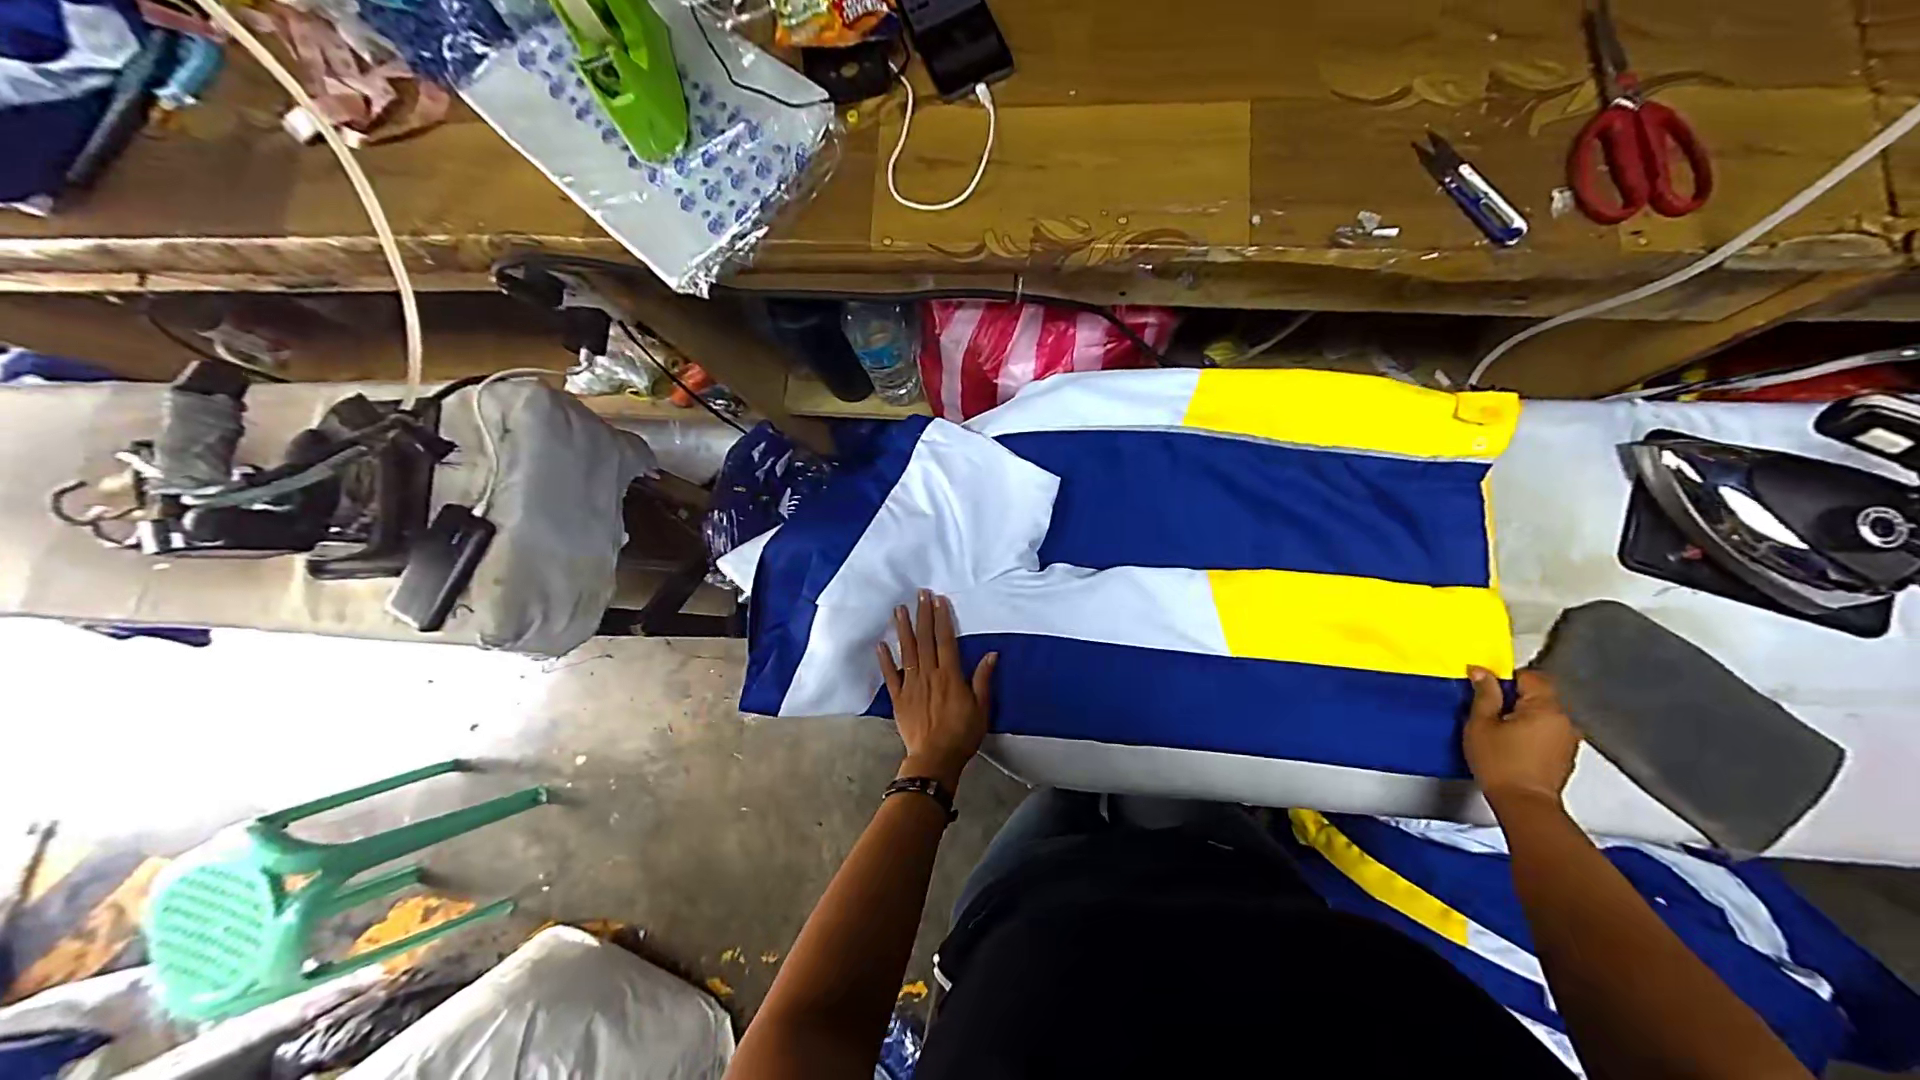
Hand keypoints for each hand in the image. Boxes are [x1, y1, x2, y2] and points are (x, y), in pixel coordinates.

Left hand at [877, 590, 996, 790]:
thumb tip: (991, 654)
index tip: (939, 600)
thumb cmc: (962, 734)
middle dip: (923, 615)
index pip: (945, 640)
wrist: (935, 759)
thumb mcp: (981, 708)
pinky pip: (891, 676)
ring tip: (899, 609)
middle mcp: (929, 675)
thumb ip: (983, 679)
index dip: (942, 619)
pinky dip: (885, 660)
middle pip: (925, 639)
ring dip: (903, 629)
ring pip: (907, 652)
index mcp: (950, 675)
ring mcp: (911, 685)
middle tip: (920, 594)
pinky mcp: (898, 699)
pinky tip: (880, 645)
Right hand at [1464, 667, 1580, 809]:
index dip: (1506, 678)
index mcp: (1546, 709)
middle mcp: (1564, 721)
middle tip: (1487, 711)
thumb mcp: (1481, 724)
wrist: (1523, 803)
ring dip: (1522, 715)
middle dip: (1513, 698)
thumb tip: (1482, 672)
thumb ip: (1484, 694)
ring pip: (1543, 714)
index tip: (1486, 687)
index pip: (1531, 677)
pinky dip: (1530, 731)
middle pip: (1539, 695)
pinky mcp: (1565, 754)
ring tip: (1498, 730)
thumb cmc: (1499, 763)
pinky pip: (1547, 731)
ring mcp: (1568, 739)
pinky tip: (1511, 745)